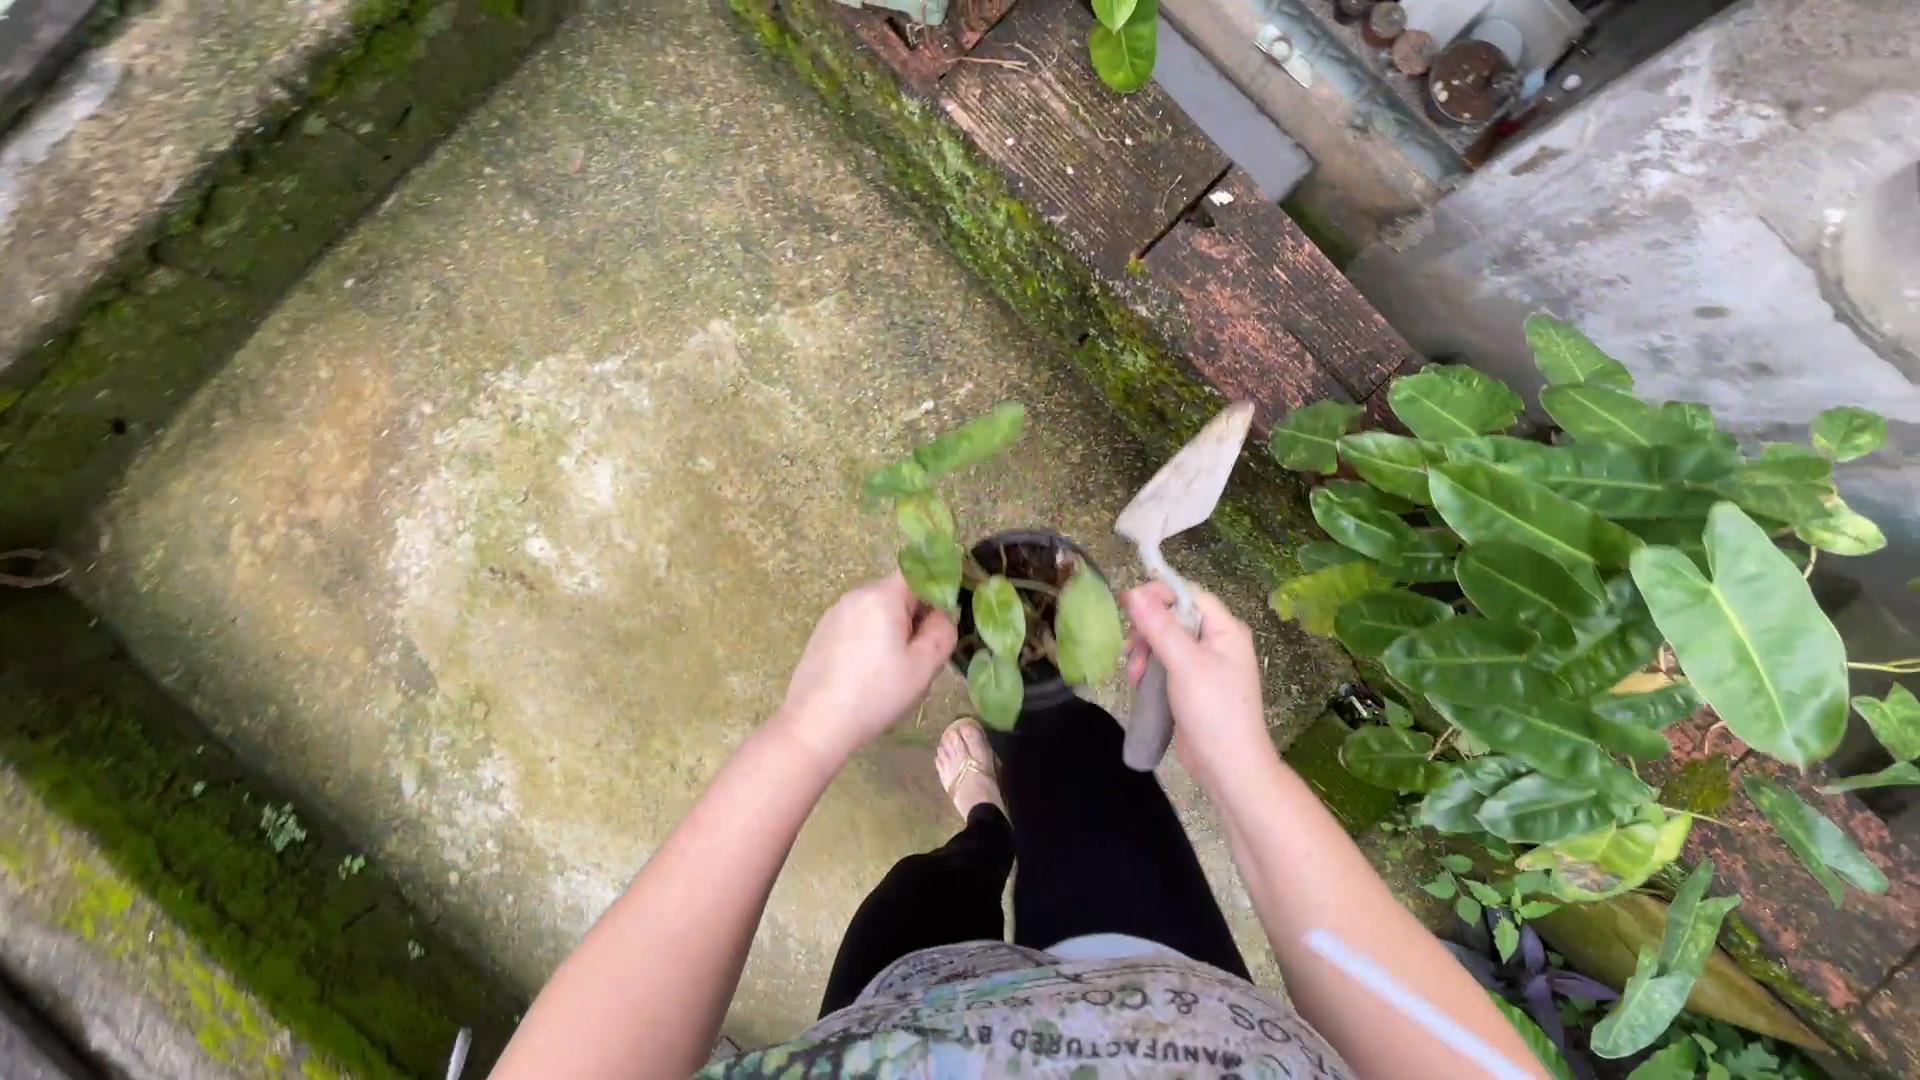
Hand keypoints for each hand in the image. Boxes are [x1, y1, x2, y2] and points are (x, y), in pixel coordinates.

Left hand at [774, 573, 957, 762]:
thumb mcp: (924, 666)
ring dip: (892, 630)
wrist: (816, 723)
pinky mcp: (822, 631)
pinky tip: (867, 672)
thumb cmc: (876, 693)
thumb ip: (943, 631)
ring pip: (878, 610)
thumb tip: (943, 614)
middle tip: (918, 657)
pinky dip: (870, 638)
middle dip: (914, 617)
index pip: (918, 576)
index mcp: (882, 596)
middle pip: (898, 593)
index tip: (940, 627)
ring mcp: (835, 612)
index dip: (936, 595)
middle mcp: (856, 594)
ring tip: (892, 669)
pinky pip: (858, 624)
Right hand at [1123, 580, 1270, 785]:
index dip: (1158, 595)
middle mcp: (1218, 642)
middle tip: (1129, 648)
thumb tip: (1133, 592)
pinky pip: (1166, 664)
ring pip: (1165, 641)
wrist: (1229, 767)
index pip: (1189, 595)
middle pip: (1174, 617)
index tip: (1128, 604)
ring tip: (1133, 674)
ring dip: (1144, 652)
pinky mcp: (1193, 685)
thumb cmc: (1213, 711)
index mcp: (1226, 630)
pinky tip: (1138, 683)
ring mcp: (1205, 665)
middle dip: (1147, 630)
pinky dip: (1149, 669)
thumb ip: (1159, 627)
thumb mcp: (1184, 664)